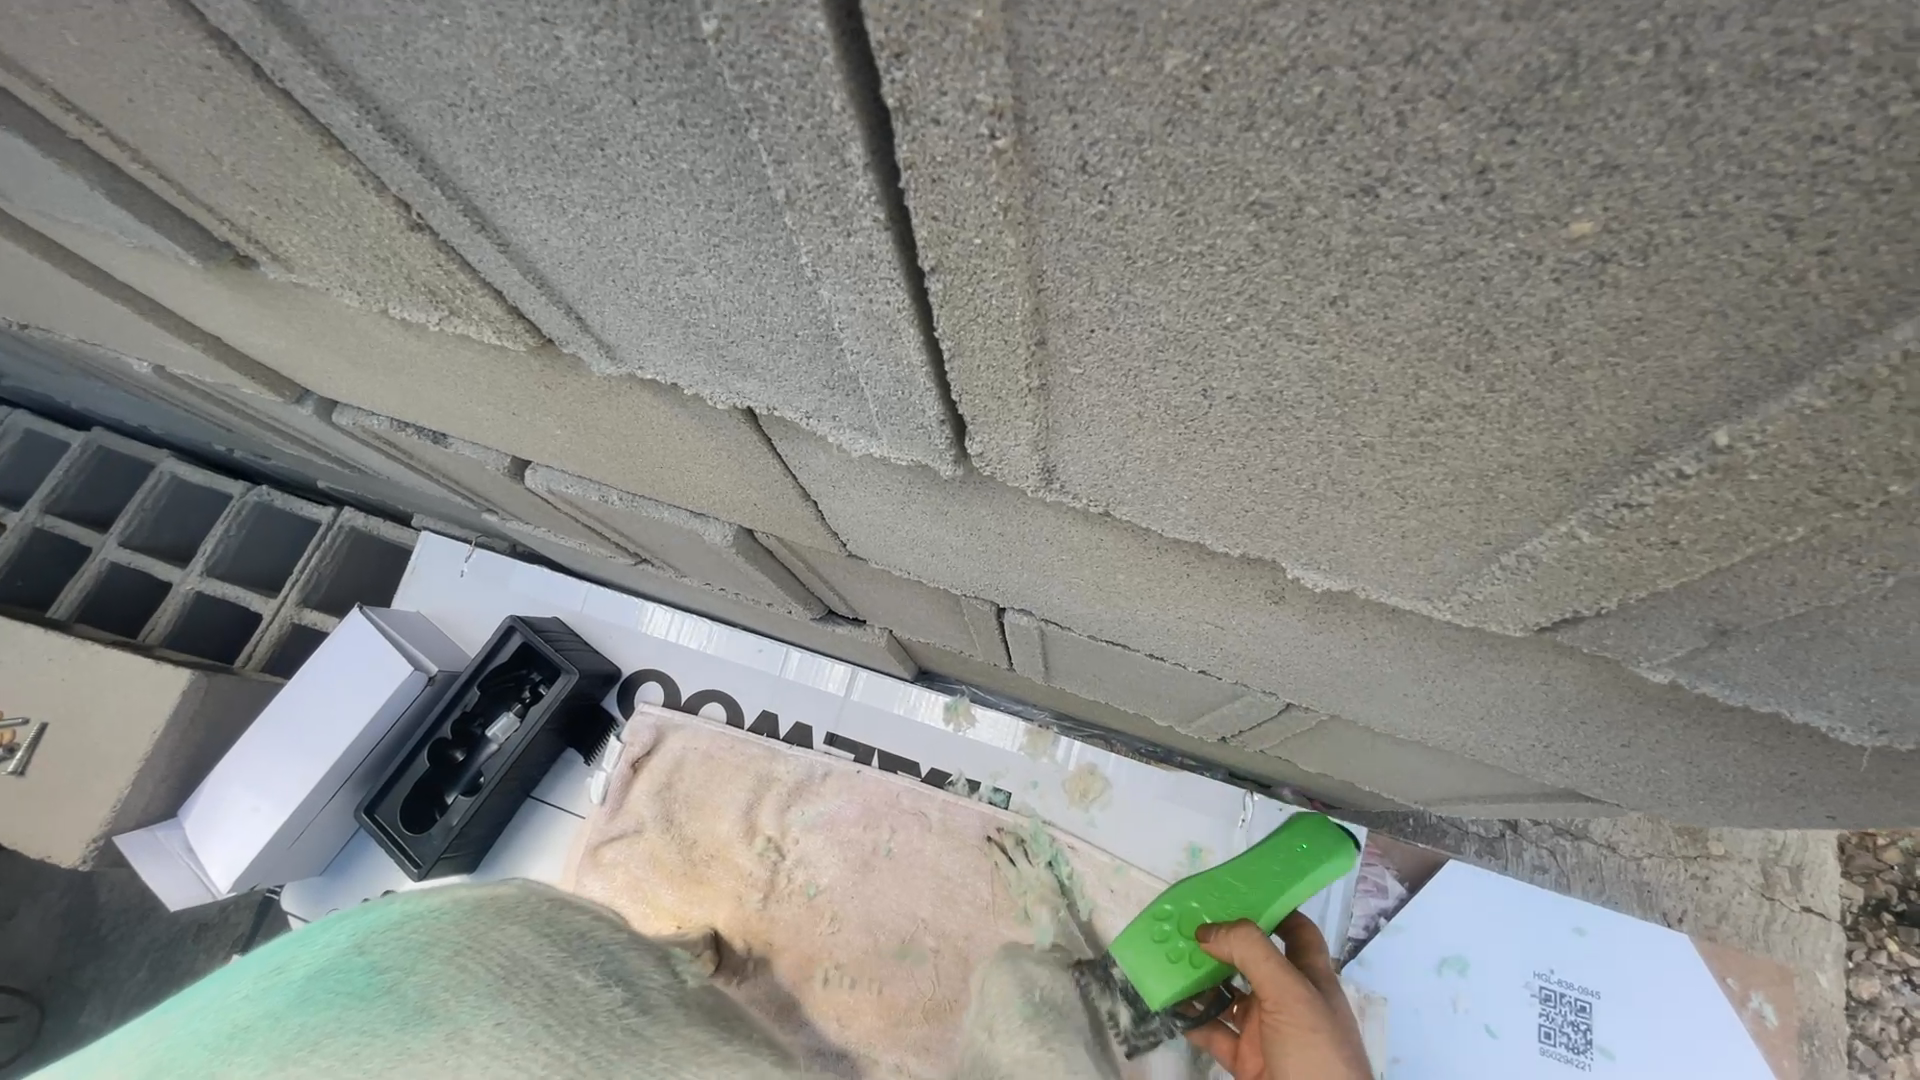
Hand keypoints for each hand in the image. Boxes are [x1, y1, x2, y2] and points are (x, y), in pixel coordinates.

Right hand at [1184, 912, 1371, 1079]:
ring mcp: (1266, 1033)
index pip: (1296, 932)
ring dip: (1199, 977)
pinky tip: (1169, 1001)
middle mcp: (1287, 1000)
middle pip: (1250, 959)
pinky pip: (1212, 1032)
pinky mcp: (1247, 1062)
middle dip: (1219, 942)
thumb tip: (1207, 930)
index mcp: (1309, 979)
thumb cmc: (1316, 1055)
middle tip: (1182, 922)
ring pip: (1226, 994)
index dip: (1272, 909)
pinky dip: (1191, 1017)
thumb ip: (1249, 951)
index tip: (1234, 892)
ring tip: (1166, 957)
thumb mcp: (1289, 993)